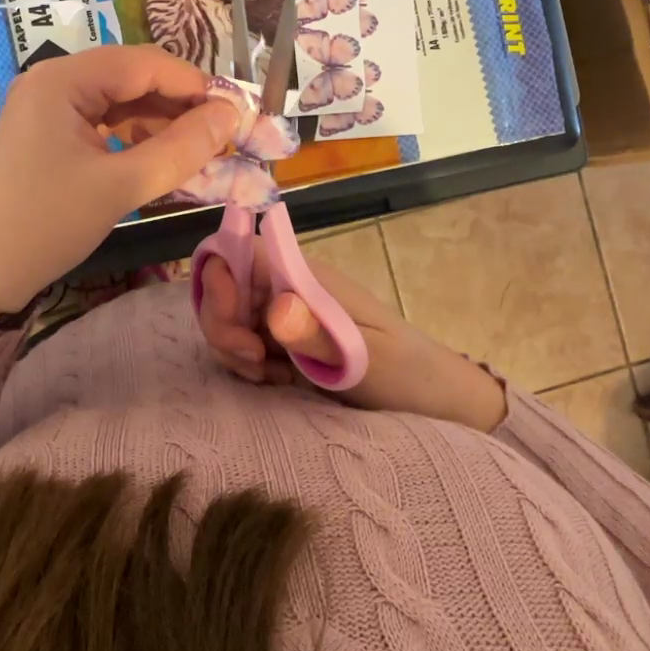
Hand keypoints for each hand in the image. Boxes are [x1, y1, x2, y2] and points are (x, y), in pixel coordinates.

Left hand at [0, 45, 239, 316]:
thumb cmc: (51, 224)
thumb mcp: (122, 186)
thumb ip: (181, 148)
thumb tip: (230, 115)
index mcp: (61, 81)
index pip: (142, 63)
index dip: (192, 84)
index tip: (235, 111)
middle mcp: (52, 82)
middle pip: (131, 78)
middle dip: (178, 104)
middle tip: (223, 133)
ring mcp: (49, 107)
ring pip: (120, 101)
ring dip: (160, 122)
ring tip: (200, 149)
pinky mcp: (50, 132)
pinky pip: (104, 122)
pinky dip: (136, 137)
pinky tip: (163, 157)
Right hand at [197, 250, 507, 431]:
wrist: (430, 399)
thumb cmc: (405, 371)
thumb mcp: (366, 358)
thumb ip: (317, 335)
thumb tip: (275, 308)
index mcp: (305, 276)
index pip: (239, 251)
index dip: (219, 280)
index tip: (235, 325)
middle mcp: (286, 288)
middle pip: (223, 288)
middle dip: (222, 327)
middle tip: (254, 361)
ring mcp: (281, 315)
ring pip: (227, 319)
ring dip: (233, 351)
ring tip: (269, 376)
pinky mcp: (281, 343)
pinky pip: (241, 345)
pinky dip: (245, 365)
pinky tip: (275, 381)